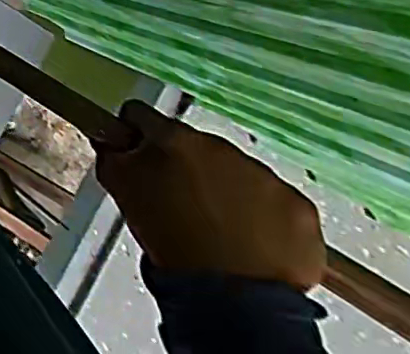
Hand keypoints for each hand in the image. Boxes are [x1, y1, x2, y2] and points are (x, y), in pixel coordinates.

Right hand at [97, 101, 325, 289]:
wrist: (233, 295)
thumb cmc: (169, 237)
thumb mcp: (119, 186)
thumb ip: (110, 152)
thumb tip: (111, 136)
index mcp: (171, 137)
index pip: (140, 114)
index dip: (133, 133)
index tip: (133, 152)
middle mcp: (219, 146)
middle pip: (191, 144)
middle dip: (183, 164)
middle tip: (176, 198)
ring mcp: (265, 176)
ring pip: (234, 170)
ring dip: (223, 186)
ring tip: (215, 223)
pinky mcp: (300, 207)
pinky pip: (274, 199)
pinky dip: (262, 213)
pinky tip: (248, 236)